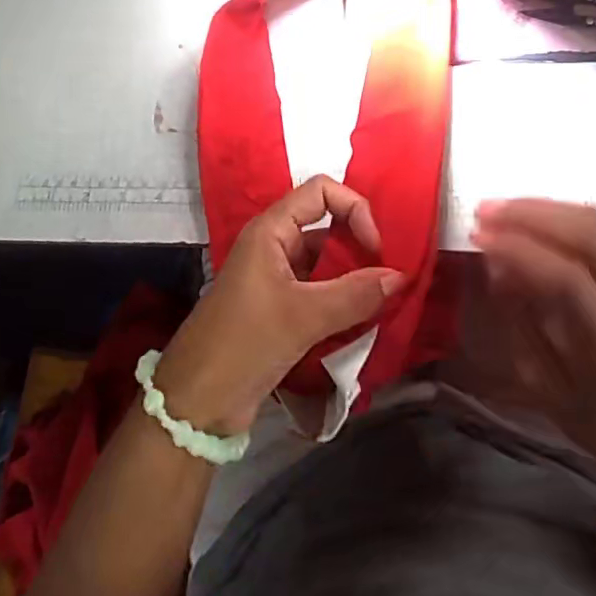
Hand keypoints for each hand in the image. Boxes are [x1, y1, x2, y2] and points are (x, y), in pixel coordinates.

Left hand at [153, 176, 404, 435]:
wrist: (196, 404)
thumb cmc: (244, 344)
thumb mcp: (303, 317)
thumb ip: (355, 295)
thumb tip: (400, 277)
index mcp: (271, 231)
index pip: (321, 191)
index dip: (354, 209)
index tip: (375, 249)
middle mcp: (274, 246)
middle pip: (328, 226)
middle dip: (361, 246)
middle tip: (390, 277)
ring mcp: (277, 278)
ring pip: (327, 263)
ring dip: (355, 277)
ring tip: (384, 301)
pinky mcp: (281, 309)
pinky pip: (321, 291)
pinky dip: (344, 300)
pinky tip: (366, 320)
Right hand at [465, 199, 595, 471]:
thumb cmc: (591, 419)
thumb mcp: (543, 387)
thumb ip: (520, 323)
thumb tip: (495, 265)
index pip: (570, 282)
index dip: (522, 252)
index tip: (480, 239)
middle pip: (591, 236)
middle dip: (532, 214)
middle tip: (484, 212)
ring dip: (542, 208)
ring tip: (497, 209)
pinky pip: (595, 232)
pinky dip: (555, 216)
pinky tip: (524, 218)